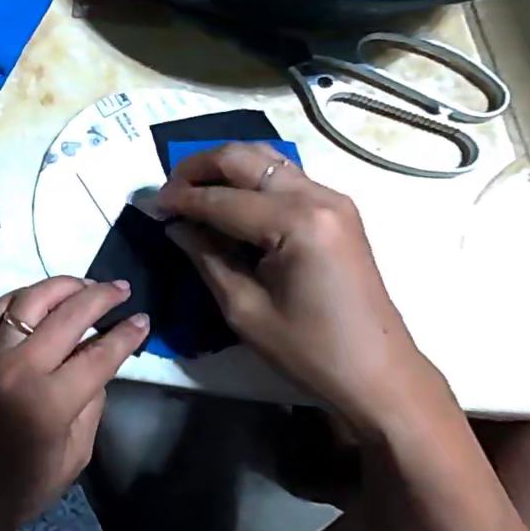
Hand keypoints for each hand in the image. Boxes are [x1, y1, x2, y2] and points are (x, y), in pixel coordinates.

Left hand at [0, 278, 150, 530]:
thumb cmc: (20, 490)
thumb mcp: (73, 458)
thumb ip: (91, 405)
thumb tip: (99, 365)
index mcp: (49, 402)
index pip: (98, 355)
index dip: (126, 335)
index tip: (144, 319)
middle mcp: (20, 368)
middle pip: (68, 315)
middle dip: (101, 296)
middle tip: (123, 288)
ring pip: (32, 299)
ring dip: (64, 284)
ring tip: (88, 284)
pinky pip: (0, 308)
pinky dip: (26, 294)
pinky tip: (45, 296)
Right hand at [154, 143, 447, 435]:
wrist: (379, 372)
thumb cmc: (311, 351)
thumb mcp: (245, 310)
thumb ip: (207, 257)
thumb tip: (175, 225)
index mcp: (296, 222)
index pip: (223, 198)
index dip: (181, 199)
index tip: (150, 204)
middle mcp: (317, 195)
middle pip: (245, 158)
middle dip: (199, 167)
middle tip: (169, 190)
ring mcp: (332, 197)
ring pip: (266, 158)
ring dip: (226, 167)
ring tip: (194, 190)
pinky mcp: (337, 207)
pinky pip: (285, 176)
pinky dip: (251, 178)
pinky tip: (230, 199)